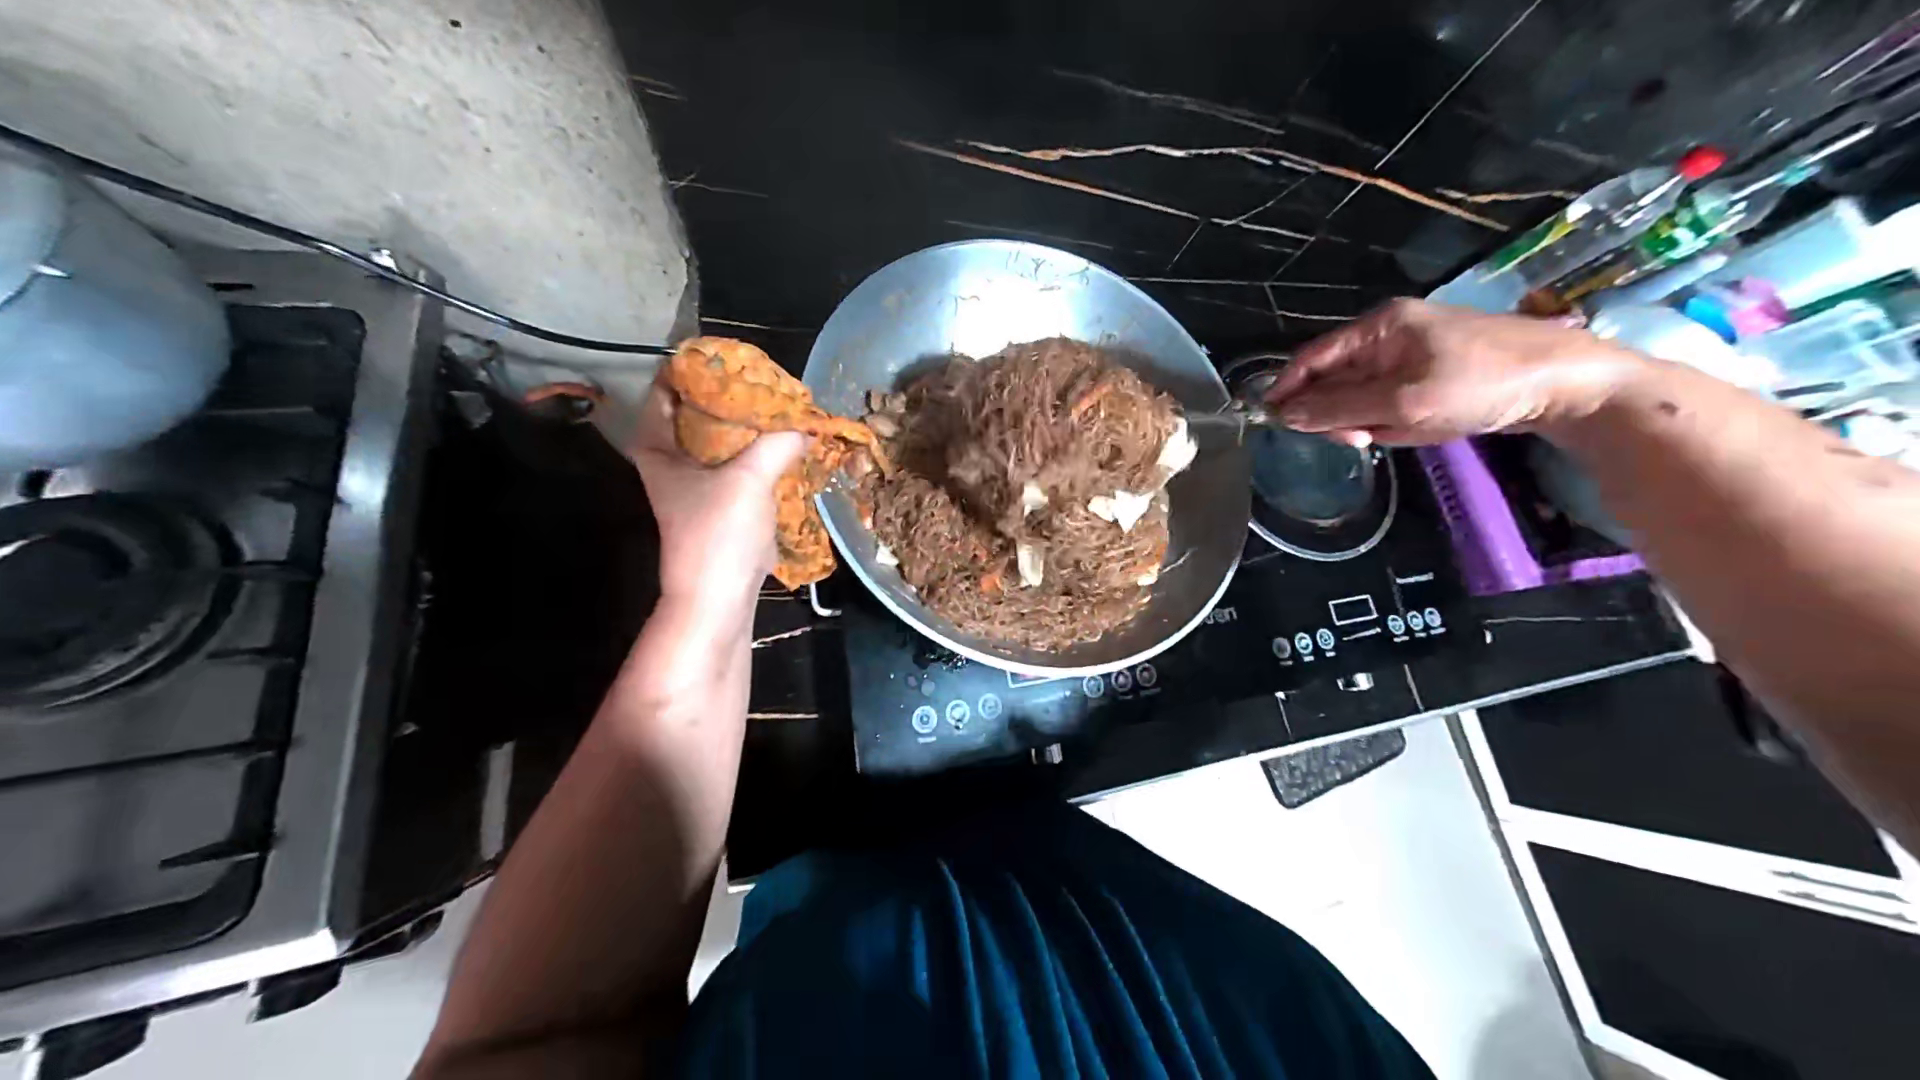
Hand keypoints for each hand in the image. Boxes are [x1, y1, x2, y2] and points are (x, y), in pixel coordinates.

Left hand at [629, 375, 805, 604]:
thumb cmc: (718, 533)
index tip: (733, 358)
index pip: (667, 388)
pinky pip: (742, 464)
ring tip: (783, 408)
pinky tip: (788, 443)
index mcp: (658, 447)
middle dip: (732, 397)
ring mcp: (698, 482)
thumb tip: (805, 426)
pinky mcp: (723, 502)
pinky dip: (761, 452)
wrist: (718, 596)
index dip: (696, 369)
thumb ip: (777, 444)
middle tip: (768, 383)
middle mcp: (673, 460)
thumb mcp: (748, 479)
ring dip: (751, 427)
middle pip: (698, 413)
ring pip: (723, 440)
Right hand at [1264, 299, 1646, 445]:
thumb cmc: (1481, 383)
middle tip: (1356, 439)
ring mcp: (1407, 355)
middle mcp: (1386, 336)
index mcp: (1377, 328)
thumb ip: (1338, 408)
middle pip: (1331, 379)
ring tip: (1392, 435)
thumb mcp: (1402, 402)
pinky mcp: (1426, 374)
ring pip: (1356, 395)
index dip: (1287, 389)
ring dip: (1364, 421)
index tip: (1272, 422)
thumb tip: (1285, 414)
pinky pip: (1385, 402)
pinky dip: (1390, 421)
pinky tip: (1413, 430)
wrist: (1568, 385)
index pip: (1310, 358)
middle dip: (1334, 412)